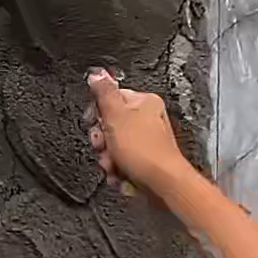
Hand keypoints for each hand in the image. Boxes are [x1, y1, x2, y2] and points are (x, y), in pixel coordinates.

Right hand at [85, 69, 192, 194]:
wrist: (162, 184)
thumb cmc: (146, 151)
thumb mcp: (116, 115)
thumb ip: (104, 92)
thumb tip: (96, 73)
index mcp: (143, 102)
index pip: (110, 99)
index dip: (98, 113)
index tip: (95, 122)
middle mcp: (147, 120)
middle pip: (110, 125)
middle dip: (103, 141)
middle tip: (105, 146)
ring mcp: (146, 142)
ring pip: (113, 147)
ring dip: (108, 159)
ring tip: (115, 165)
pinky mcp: (144, 162)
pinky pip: (122, 162)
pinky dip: (118, 171)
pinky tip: (121, 176)